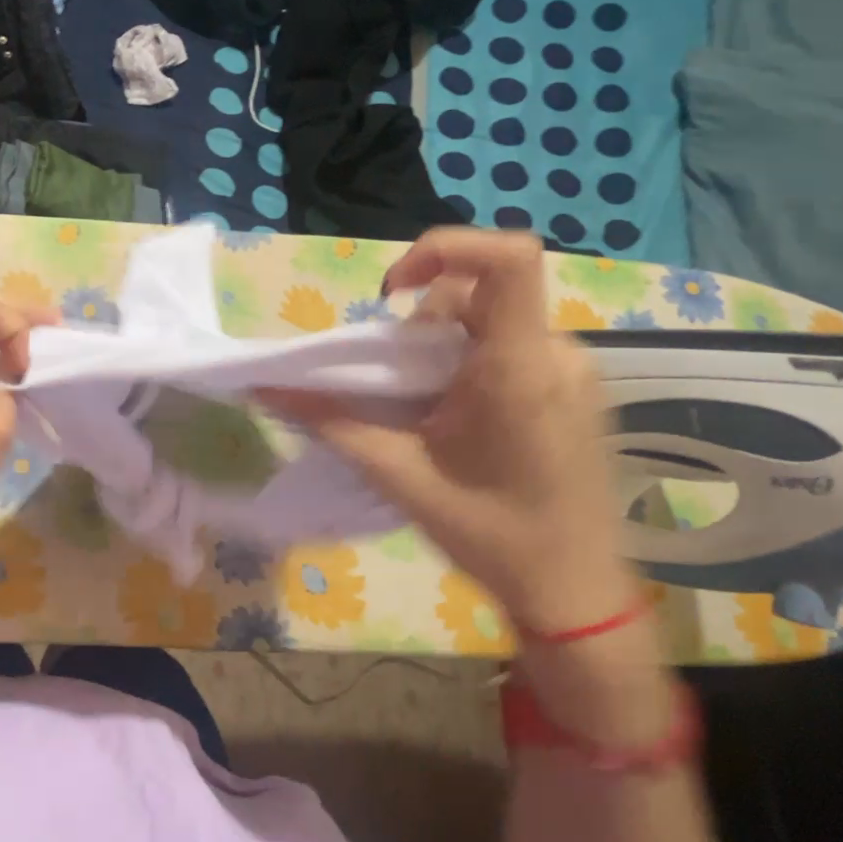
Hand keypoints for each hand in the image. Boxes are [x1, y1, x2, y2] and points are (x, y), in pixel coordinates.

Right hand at [260, 228, 633, 632]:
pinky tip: (454, 420)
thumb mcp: (399, 475)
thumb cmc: (490, 535)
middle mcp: (556, 355)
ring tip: (422, 410)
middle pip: (478, 293)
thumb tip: (267, 385)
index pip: (506, 258)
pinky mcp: (575, 390)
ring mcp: (573, 372)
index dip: (443, 249)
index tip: (391, 292)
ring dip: (441, 347)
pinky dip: (468, 363)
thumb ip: (332, 421)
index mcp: (519, 368)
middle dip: (420, 323)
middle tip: (393, 383)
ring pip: (491, 321)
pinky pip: (511, 347)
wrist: (575, 591)